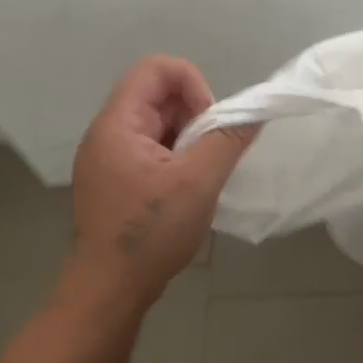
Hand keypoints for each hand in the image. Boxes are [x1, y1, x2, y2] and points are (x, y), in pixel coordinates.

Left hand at [61, 56, 257, 313]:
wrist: (106, 294)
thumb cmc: (149, 234)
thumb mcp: (199, 182)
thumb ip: (229, 139)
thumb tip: (256, 110)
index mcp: (117, 124)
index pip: (156, 68)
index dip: (192, 83)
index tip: (209, 122)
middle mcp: (107, 133)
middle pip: (158, 93)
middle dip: (195, 113)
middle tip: (211, 151)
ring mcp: (109, 158)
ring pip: (158, 122)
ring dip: (189, 137)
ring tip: (201, 173)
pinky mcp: (116, 180)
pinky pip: (152, 147)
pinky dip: (177, 156)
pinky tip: (187, 188)